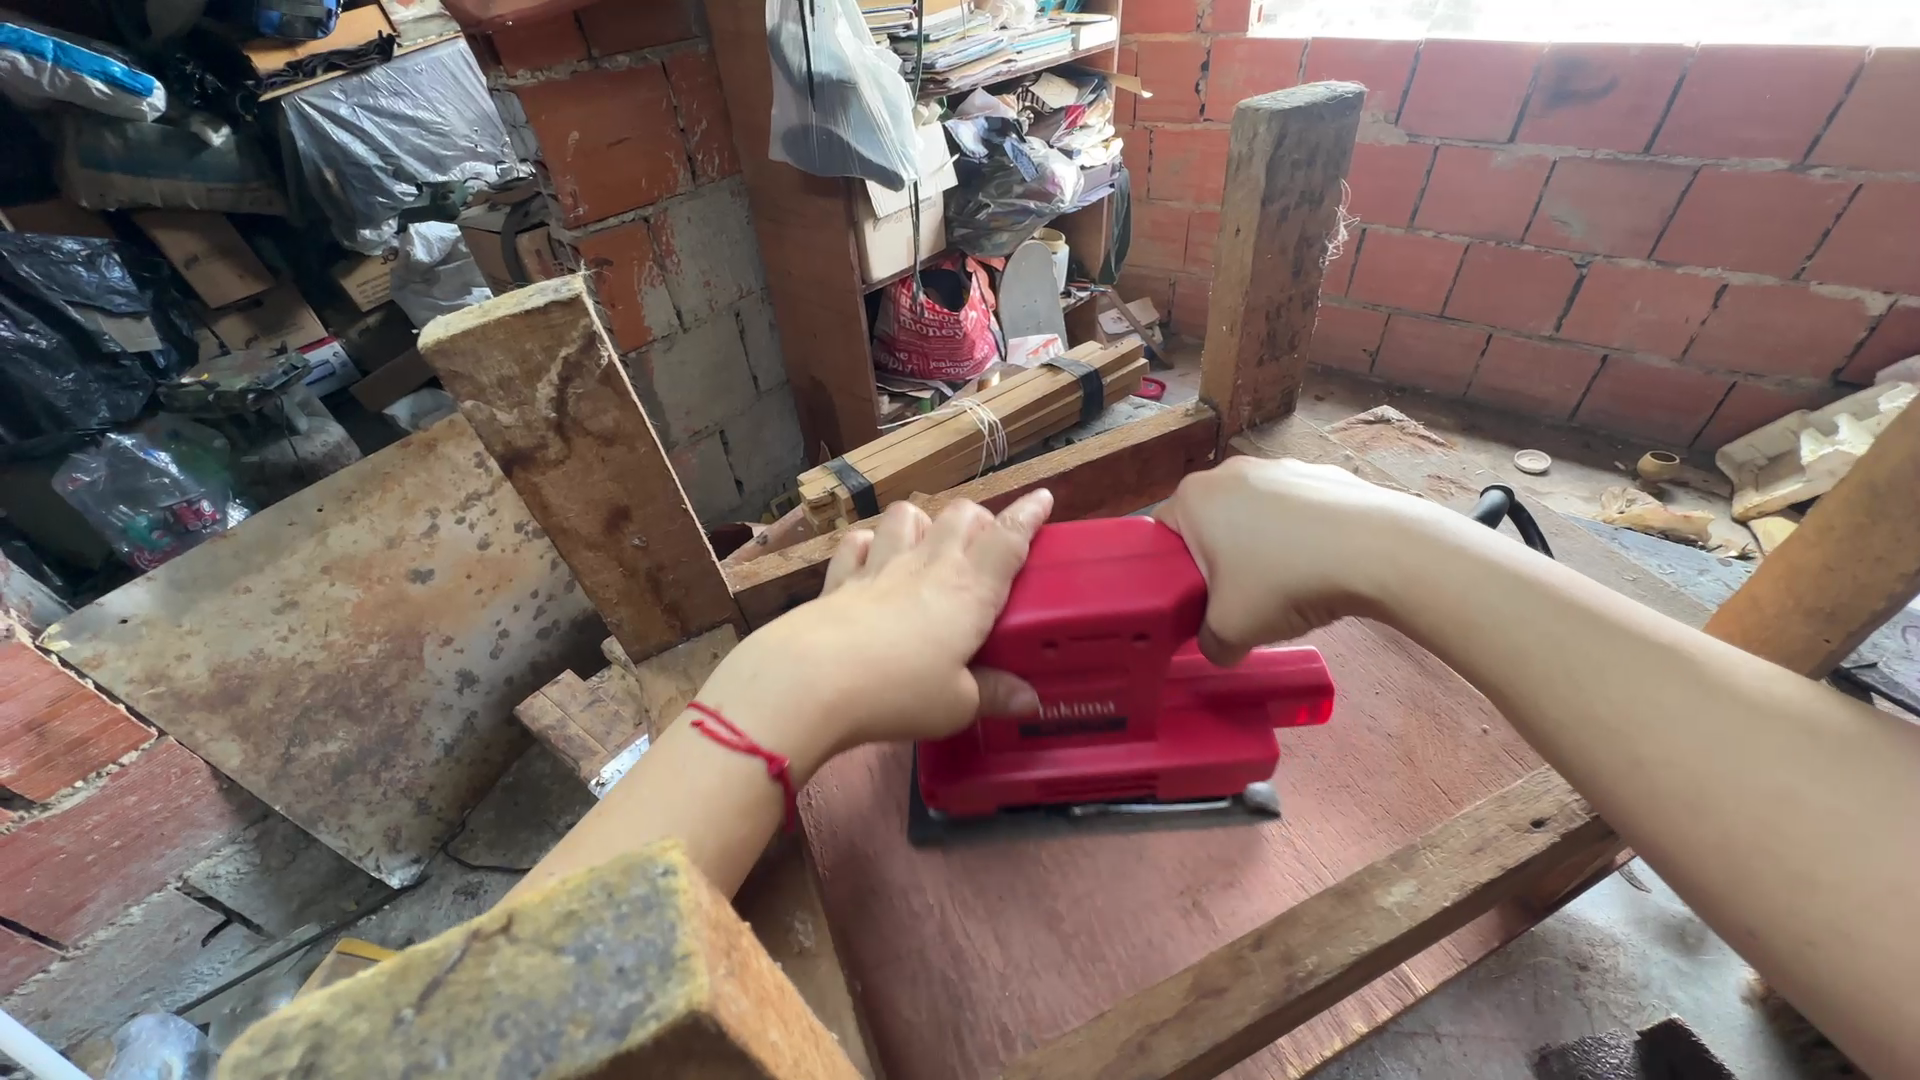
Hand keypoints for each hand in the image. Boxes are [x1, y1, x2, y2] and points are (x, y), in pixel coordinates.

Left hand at [695, 491, 1052, 774]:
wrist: (813, 679)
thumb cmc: (899, 692)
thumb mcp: (957, 705)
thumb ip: (993, 695)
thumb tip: (1029, 700)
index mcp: (970, 590)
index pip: (1009, 540)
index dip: (1029, 515)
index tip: (1043, 497)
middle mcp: (929, 565)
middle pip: (961, 516)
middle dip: (980, 519)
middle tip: (986, 543)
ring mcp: (881, 565)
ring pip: (907, 515)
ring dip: (923, 521)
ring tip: (927, 543)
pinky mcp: (841, 577)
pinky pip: (858, 541)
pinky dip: (869, 544)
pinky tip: (872, 558)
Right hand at [1156, 457, 1446, 663]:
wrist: (1380, 552)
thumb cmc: (1283, 582)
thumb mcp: (1232, 631)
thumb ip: (1210, 644)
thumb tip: (1219, 648)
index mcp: (1194, 497)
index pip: (1162, 533)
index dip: (1172, 570)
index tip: (1194, 598)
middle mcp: (1230, 471)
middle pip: (1209, 521)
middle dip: (1219, 557)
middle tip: (1237, 597)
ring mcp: (1281, 465)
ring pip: (1255, 513)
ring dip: (1262, 545)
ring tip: (1288, 584)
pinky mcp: (1324, 473)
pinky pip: (1298, 510)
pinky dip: (1303, 534)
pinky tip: (1323, 566)